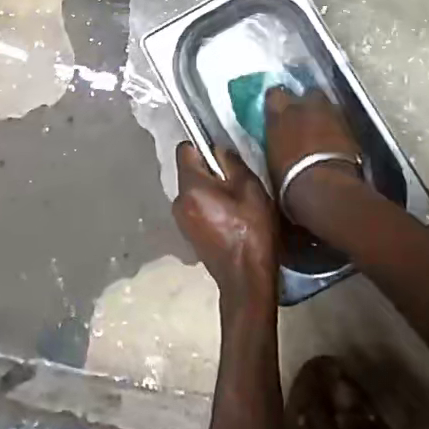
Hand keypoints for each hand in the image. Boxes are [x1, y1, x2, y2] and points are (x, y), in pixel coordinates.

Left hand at [173, 143, 278, 303]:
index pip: (184, 149)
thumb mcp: (250, 189)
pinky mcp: (187, 233)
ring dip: (209, 191)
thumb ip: (231, 162)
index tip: (221, 158)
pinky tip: (228, 222)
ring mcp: (180, 219)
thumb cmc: (251, 232)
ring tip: (234, 206)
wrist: (246, 282)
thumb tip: (217, 149)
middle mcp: (177, 199)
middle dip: (208, 172)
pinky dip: (208, 208)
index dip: (202, 147)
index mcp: (189, 186)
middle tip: (234, 185)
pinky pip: (195, 208)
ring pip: (193, 191)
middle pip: (189, 171)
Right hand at [264, 89, 364, 194]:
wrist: (324, 188)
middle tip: (303, 118)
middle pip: (306, 93)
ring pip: (328, 104)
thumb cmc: (288, 176)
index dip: (278, 102)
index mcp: (278, 110)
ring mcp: (330, 113)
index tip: (278, 111)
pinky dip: (338, 127)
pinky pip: (342, 120)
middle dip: (306, 103)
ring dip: (324, 114)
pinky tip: (336, 140)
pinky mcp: (351, 127)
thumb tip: (278, 136)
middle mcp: (303, 104)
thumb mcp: (271, 154)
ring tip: (323, 128)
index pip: (275, 93)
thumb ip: (275, 136)